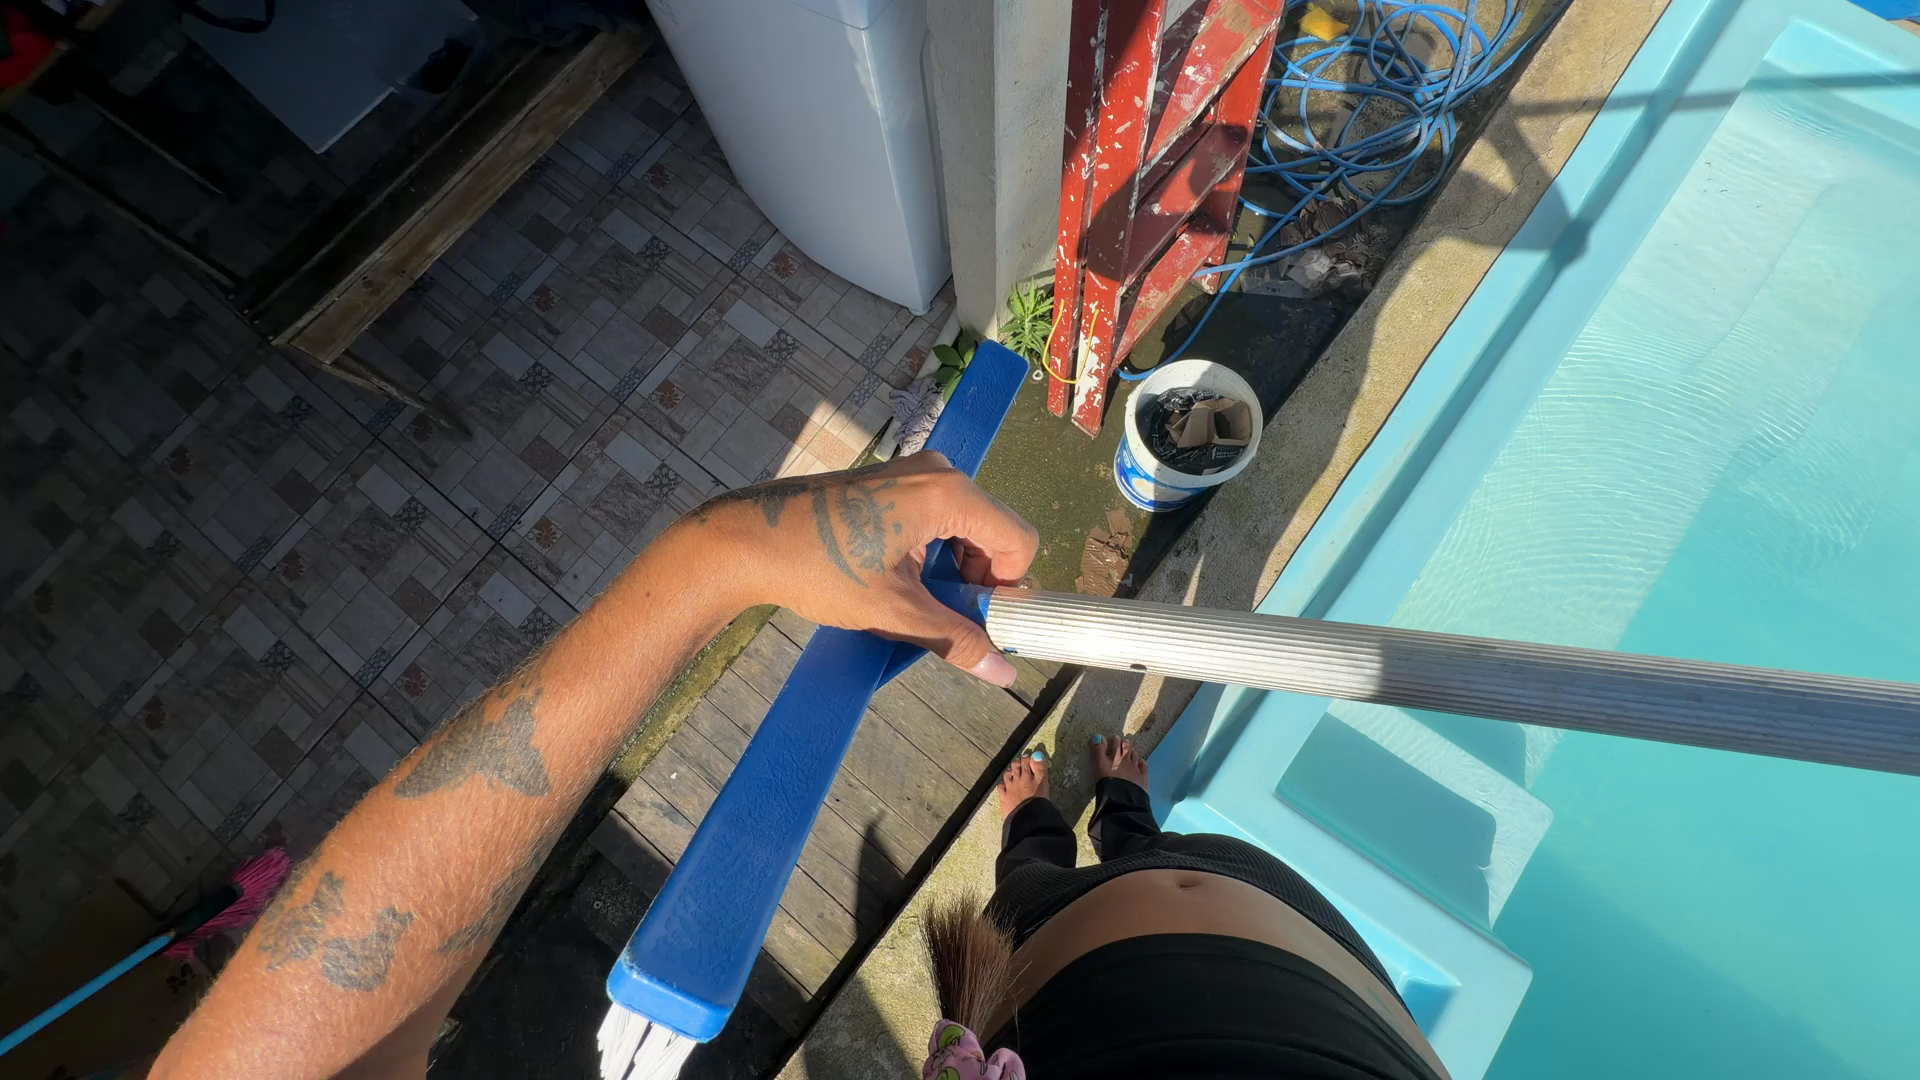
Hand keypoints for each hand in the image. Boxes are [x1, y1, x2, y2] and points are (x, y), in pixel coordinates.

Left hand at [675, 452, 1037, 685]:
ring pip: (963, 524)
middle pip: (992, 529)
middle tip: (948, 615)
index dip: (1009, 585)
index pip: (1018, 539)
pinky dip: (932, 550)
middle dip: (980, 578)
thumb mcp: (894, 611)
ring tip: (918, 601)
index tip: (981, 617)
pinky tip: (898, 577)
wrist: (746, 540)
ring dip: (954, 567)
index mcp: (948, 493)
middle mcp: (937, 471)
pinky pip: (935, 515)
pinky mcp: (889, 481)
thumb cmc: (821, 570)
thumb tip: (1003, 674)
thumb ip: (957, 639)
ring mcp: (910, 471)